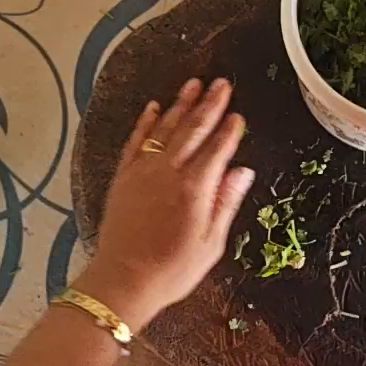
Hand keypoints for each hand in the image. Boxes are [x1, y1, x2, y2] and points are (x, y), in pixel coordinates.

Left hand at [76, 78, 255, 329]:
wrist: (123, 280)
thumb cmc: (171, 270)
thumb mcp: (211, 243)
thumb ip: (226, 203)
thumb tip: (242, 172)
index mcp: (194, 189)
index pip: (217, 149)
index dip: (230, 131)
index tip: (238, 116)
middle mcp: (168, 173)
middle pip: (193, 130)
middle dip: (209, 105)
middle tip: (222, 84)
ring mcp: (143, 172)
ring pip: (165, 129)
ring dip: (181, 105)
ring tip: (193, 84)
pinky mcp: (123, 178)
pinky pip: (136, 142)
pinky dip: (145, 123)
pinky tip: (153, 108)